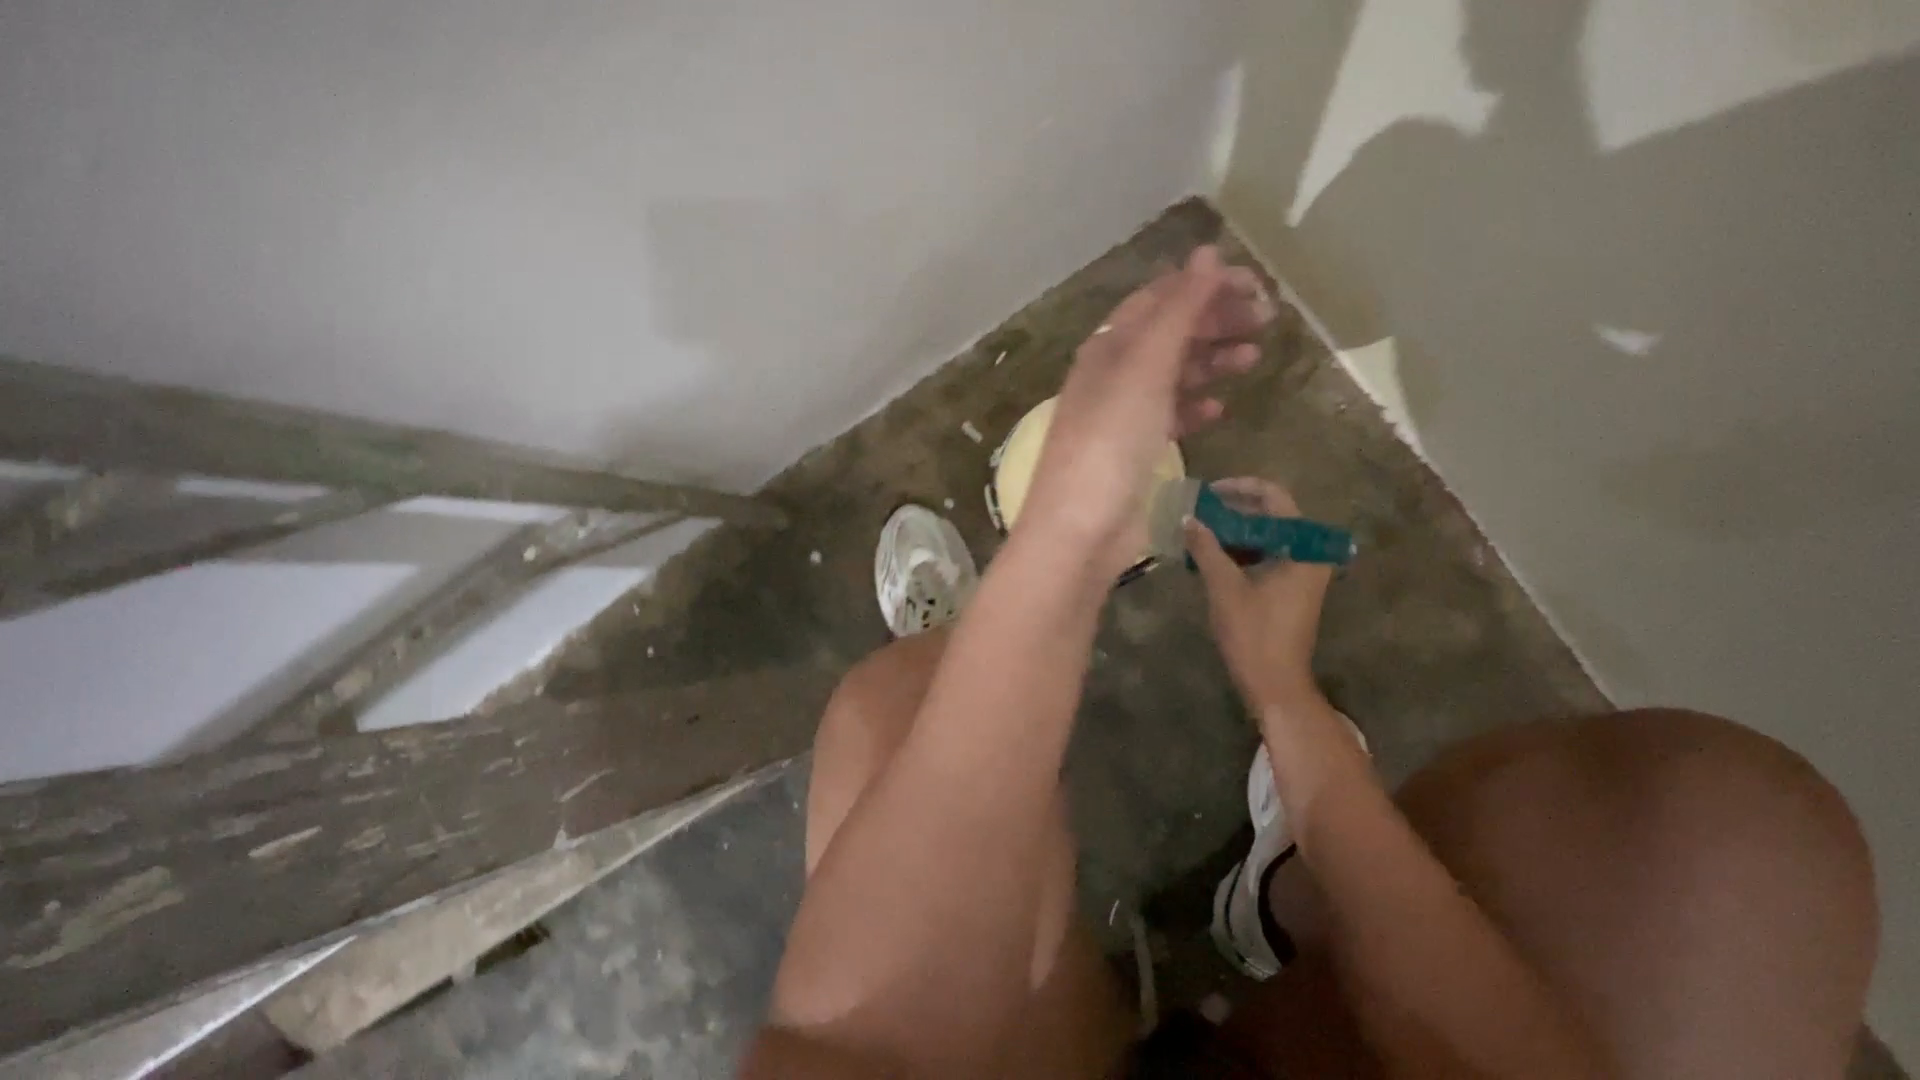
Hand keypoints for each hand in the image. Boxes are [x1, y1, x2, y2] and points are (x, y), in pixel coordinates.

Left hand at [1018, 247, 1276, 576]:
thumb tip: (1207, 252)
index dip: (1205, 286)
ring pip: (1173, 374)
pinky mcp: (1134, 453)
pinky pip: (1169, 417)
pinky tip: (1219, 410)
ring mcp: (1122, 415)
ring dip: (1212, 361)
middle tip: (1266, 322)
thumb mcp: (1146, 367)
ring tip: (1253, 360)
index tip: (1256, 286)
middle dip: (1216, 321)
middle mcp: (1112, 374)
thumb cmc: (1111, 440)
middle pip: (1170, 333)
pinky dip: (1195, 407)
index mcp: (1107, 346)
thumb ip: (1178, 311)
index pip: (1160, 299)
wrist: (1080, 528)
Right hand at [1185, 478, 1333, 711]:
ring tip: (1200, 531)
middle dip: (1234, 510)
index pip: (1274, 497)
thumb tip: (1187, 518)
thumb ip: (1206, 548)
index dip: (1239, 488)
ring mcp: (1303, 572)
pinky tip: (1212, 556)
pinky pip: (1267, 555)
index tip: (1208, 493)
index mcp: (1302, 547)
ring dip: (1235, 532)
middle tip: (1199, 511)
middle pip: (1272, 515)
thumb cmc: (1254, 634)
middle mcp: (1309, 553)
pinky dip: (1242, 552)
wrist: (1275, 684)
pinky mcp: (1292, 588)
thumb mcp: (1224, 587)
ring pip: (1267, 536)